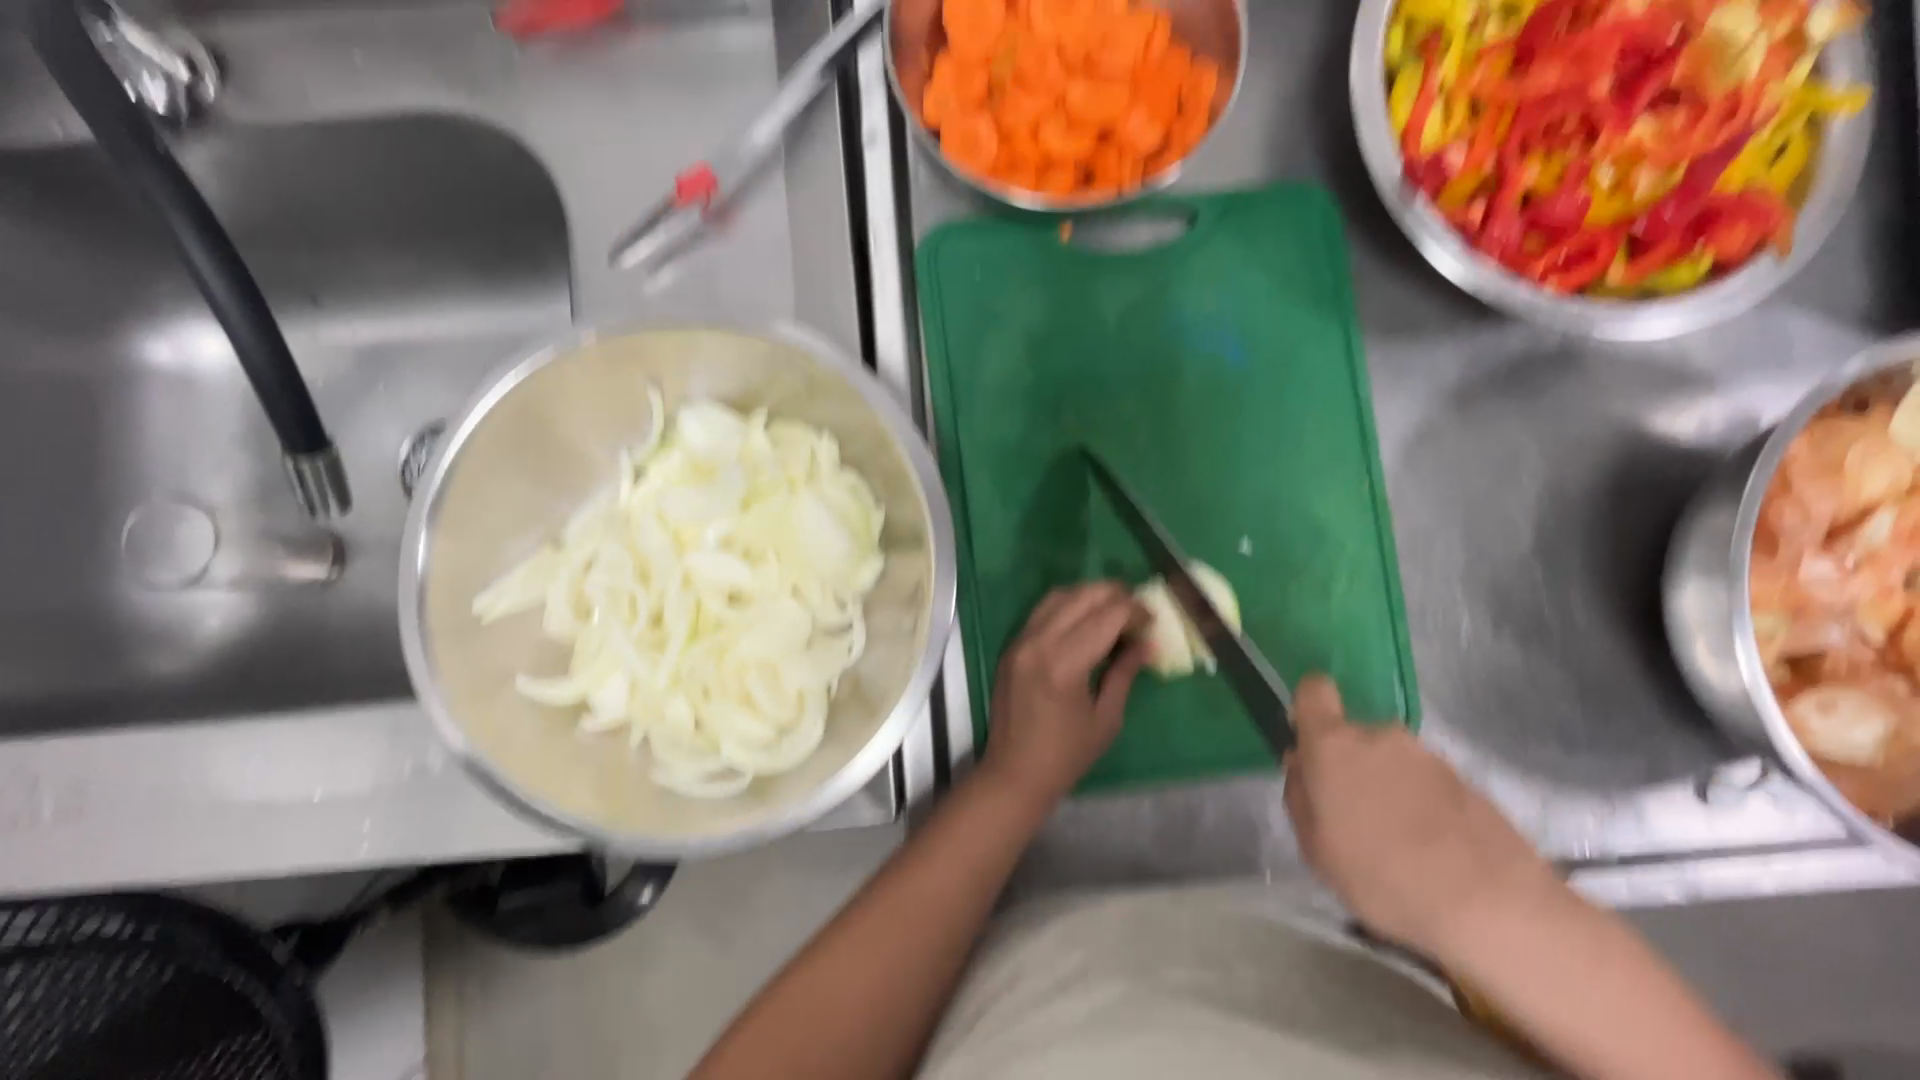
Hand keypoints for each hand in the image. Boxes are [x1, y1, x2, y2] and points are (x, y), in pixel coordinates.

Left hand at [979, 582, 1146, 807]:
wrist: (1014, 773)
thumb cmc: (1066, 755)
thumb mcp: (1106, 717)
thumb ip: (1124, 672)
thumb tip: (1147, 642)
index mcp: (1064, 664)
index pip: (1107, 615)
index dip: (1136, 612)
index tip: (1153, 622)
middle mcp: (1038, 643)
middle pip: (1083, 595)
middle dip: (1116, 595)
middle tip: (1138, 611)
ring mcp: (1020, 641)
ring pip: (1060, 595)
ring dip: (1091, 595)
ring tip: (1115, 610)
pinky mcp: (1011, 646)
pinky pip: (1042, 610)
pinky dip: (1068, 605)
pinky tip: (1086, 620)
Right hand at [1283, 675, 1560, 958]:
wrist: (1489, 901)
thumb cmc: (1380, 874)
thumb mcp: (1315, 848)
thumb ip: (1301, 798)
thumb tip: (1302, 767)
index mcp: (1334, 745)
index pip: (1313, 690)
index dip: (1307, 709)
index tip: (1308, 746)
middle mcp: (1380, 736)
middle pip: (1353, 738)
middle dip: (1348, 768)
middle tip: (1351, 819)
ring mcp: (1427, 756)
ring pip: (1390, 762)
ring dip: (1386, 789)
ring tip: (1394, 844)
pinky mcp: (1465, 780)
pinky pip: (1424, 784)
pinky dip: (1420, 806)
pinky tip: (1428, 851)